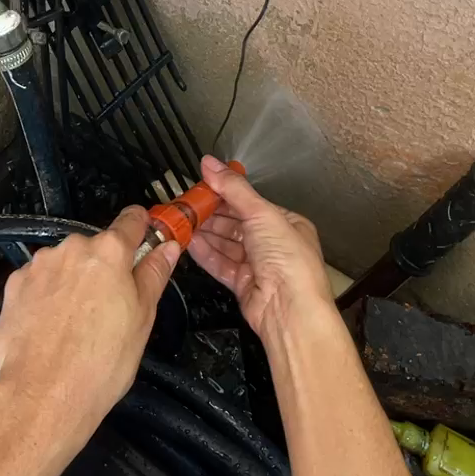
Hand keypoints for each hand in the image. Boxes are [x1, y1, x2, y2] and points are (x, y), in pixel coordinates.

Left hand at [0, 206, 180, 435]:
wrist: (43, 395)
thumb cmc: (100, 363)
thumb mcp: (142, 318)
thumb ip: (154, 274)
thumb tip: (168, 247)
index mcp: (109, 252)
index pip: (132, 221)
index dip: (142, 228)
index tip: (145, 237)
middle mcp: (73, 248)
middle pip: (96, 249)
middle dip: (103, 269)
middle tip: (110, 307)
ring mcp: (40, 264)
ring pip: (66, 265)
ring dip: (74, 282)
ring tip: (77, 325)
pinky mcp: (15, 284)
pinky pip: (39, 281)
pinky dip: (47, 296)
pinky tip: (52, 327)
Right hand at [187, 155, 331, 343]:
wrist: (290, 311)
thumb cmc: (290, 262)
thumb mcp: (261, 213)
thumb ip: (233, 188)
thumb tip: (211, 164)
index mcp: (286, 223)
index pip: (249, 203)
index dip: (225, 194)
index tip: (202, 187)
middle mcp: (274, 244)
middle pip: (235, 224)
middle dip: (211, 215)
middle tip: (187, 206)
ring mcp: (259, 265)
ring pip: (226, 244)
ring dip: (205, 233)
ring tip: (183, 223)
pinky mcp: (245, 284)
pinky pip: (221, 264)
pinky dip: (205, 254)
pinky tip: (190, 243)